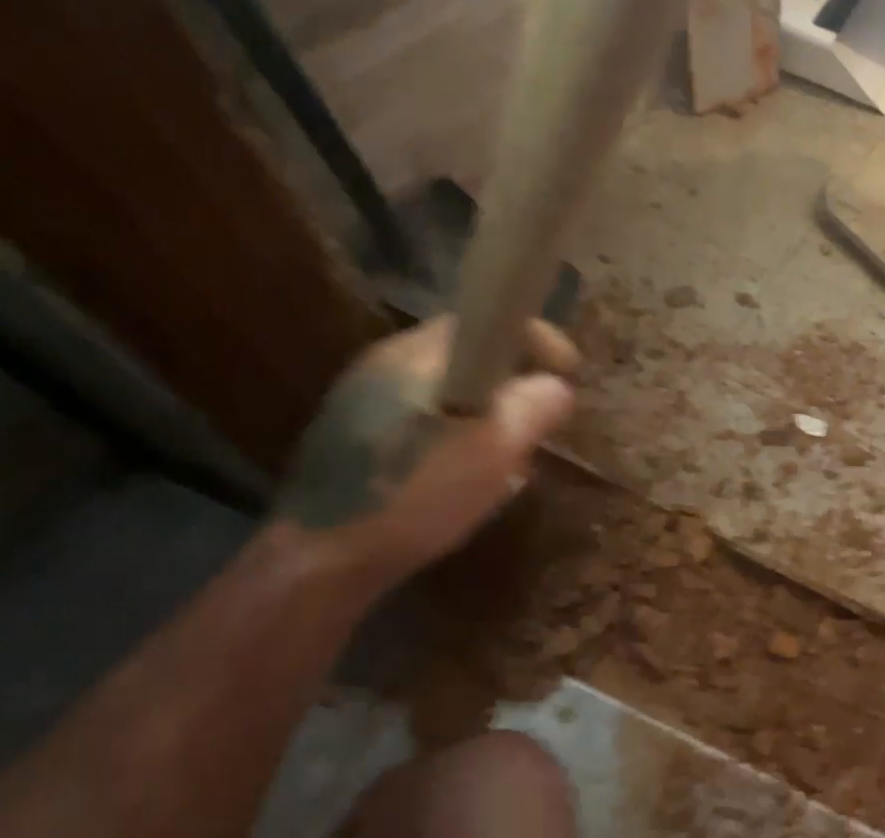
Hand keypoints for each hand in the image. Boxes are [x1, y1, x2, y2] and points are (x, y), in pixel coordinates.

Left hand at [274, 317, 577, 583]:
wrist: (318, 564)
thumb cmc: (417, 494)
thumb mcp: (499, 448)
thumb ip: (537, 405)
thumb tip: (555, 387)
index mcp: (418, 356)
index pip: (490, 319)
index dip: (538, 341)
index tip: (566, 376)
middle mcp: (384, 366)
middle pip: (470, 355)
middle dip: (513, 384)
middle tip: (538, 422)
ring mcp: (361, 402)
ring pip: (448, 390)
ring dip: (486, 414)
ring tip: (507, 457)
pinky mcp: (351, 439)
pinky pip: (422, 419)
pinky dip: (454, 435)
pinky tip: (463, 476)